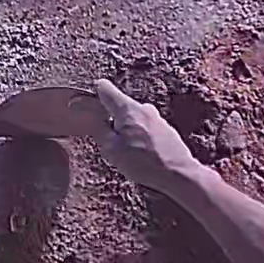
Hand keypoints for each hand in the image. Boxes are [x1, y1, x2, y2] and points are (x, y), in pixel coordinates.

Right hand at [93, 79, 206, 193]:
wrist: (178, 174)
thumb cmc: (144, 163)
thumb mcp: (111, 149)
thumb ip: (99, 129)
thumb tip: (91, 115)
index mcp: (127, 109)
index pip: (104, 88)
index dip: (91, 94)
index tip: (85, 106)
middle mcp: (143, 108)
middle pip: (119, 107)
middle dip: (111, 122)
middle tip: (109, 144)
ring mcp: (156, 117)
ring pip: (132, 120)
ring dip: (126, 133)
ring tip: (128, 155)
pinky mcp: (165, 129)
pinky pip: (145, 129)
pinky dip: (139, 139)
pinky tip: (141, 157)